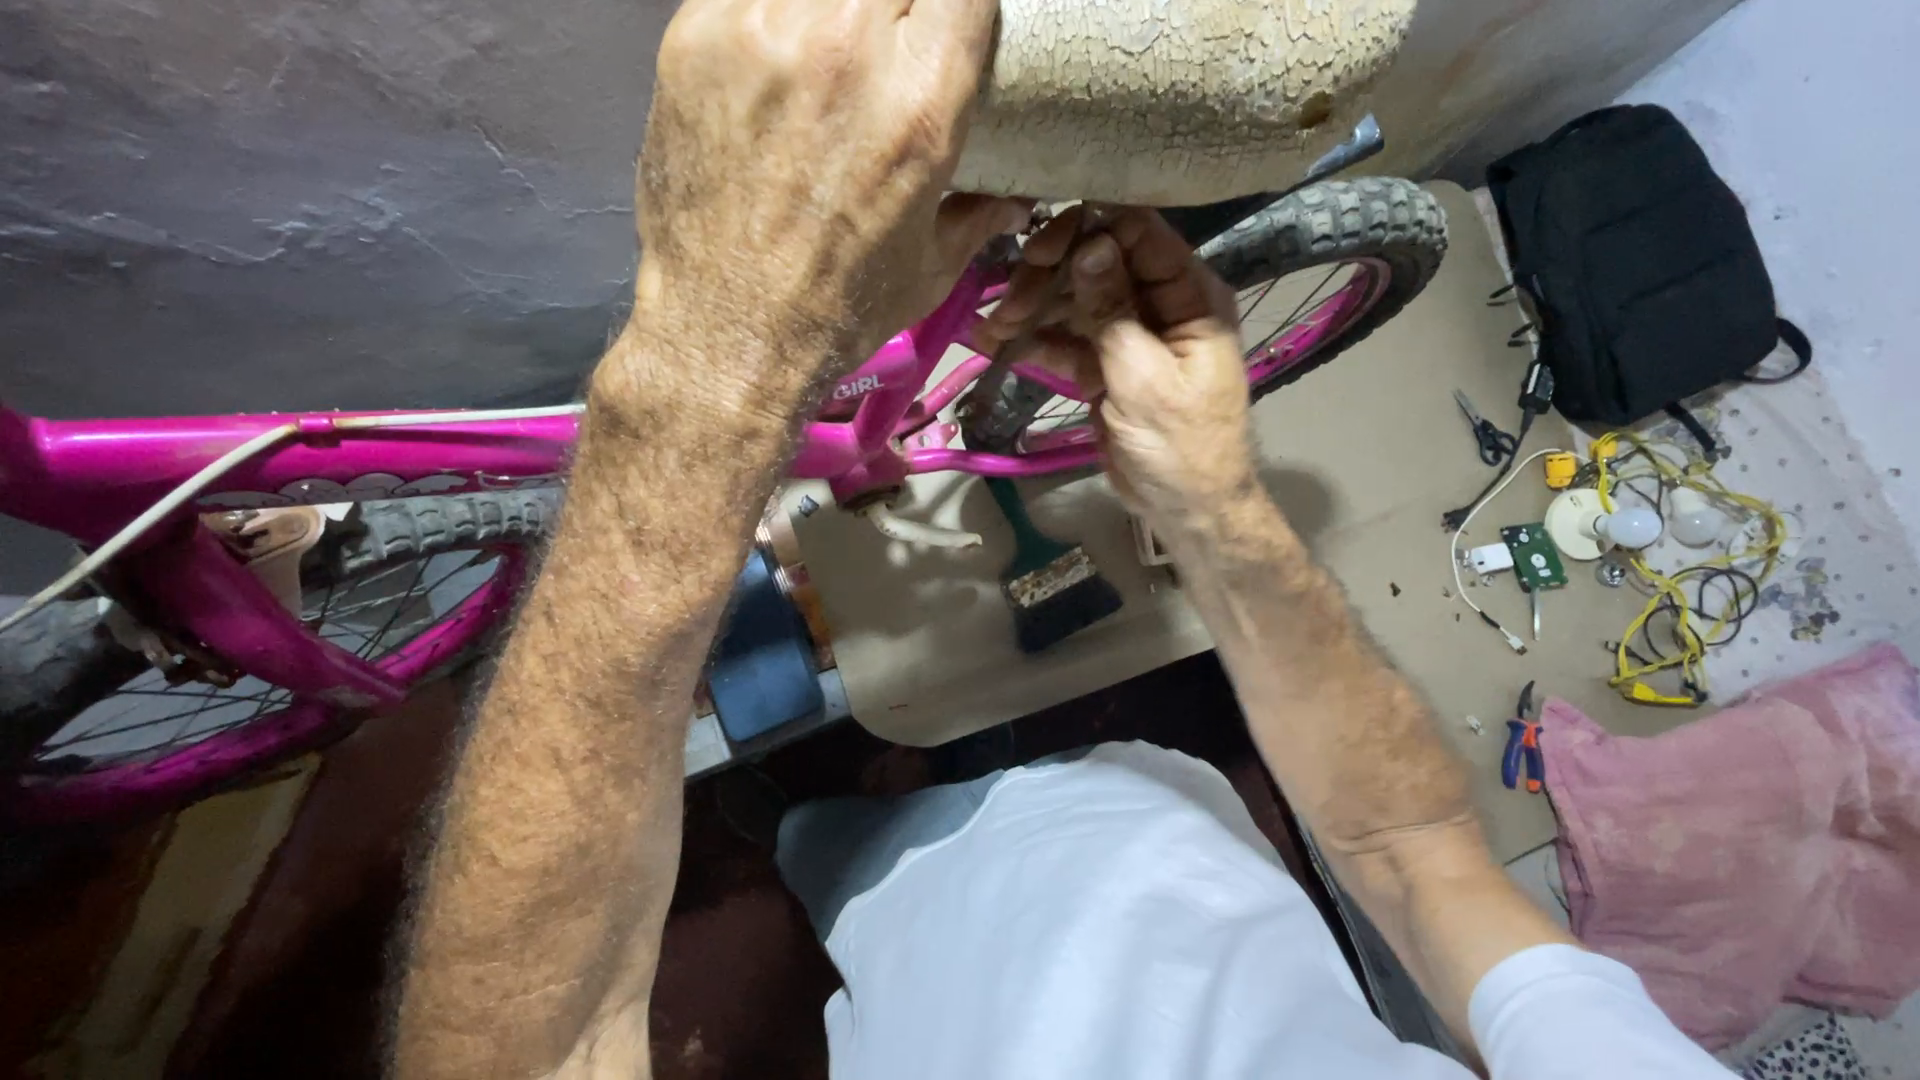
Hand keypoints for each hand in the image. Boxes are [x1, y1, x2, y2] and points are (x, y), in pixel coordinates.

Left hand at [630, 0, 1028, 393]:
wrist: (726, 333)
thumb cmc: (838, 310)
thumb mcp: (929, 270)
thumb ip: (976, 216)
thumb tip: (1012, 200)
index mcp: (920, 102)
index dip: (957, 15)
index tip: (943, 39)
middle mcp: (846, 46)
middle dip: (896, 16)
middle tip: (877, 65)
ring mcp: (763, 29)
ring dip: (831, 17)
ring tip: (822, 66)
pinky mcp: (695, 34)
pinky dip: (769, 17)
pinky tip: (771, 64)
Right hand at [975, 207, 1260, 531]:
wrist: (1182, 507)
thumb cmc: (1179, 446)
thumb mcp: (1143, 378)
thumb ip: (1113, 310)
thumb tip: (1090, 243)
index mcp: (1190, 297)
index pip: (1139, 234)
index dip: (1088, 230)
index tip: (1039, 248)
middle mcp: (1161, 304)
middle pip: (1098, 263)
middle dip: (1050, 277)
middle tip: (1008, 301)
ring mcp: (1130, 333)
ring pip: (1076, 302)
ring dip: (1032, 310)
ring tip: (990, 327)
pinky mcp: (1106, 364)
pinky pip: (1068, 340)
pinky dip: (1036, 342)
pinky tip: (996, 343)